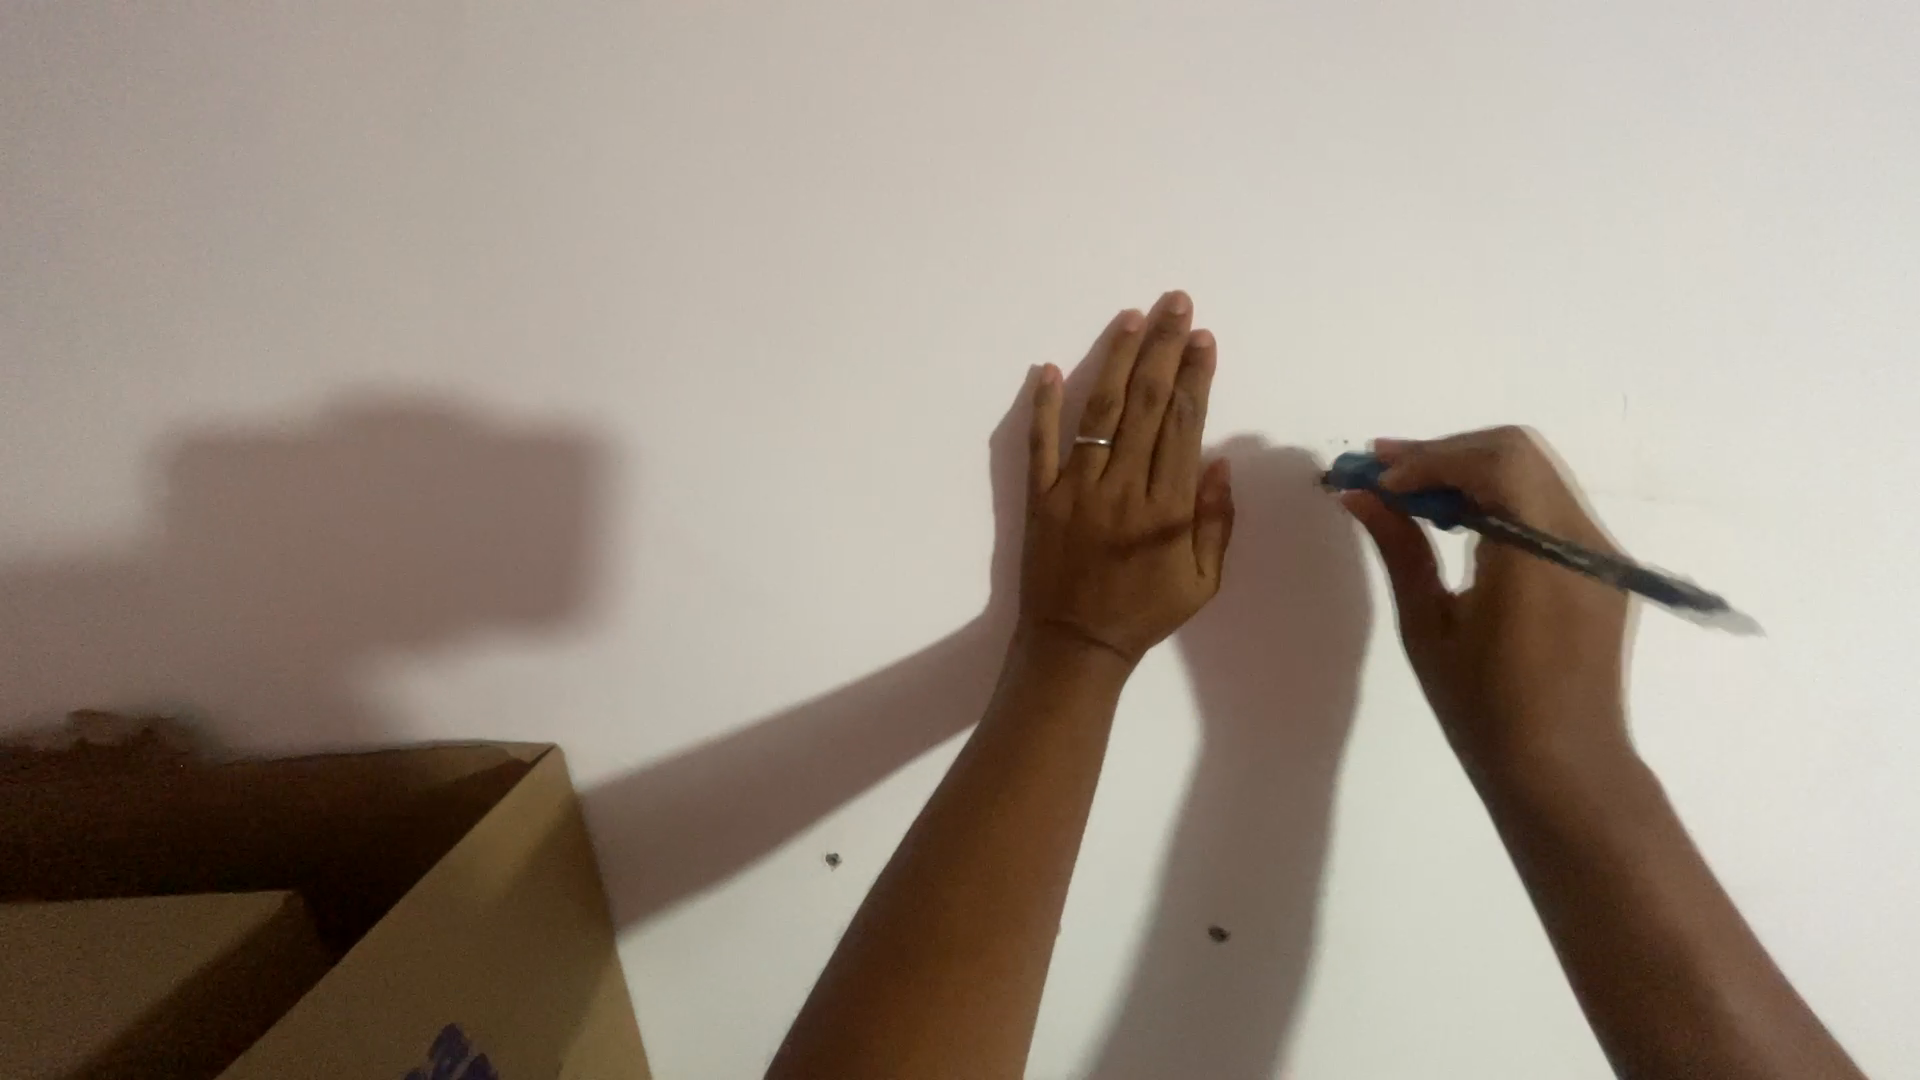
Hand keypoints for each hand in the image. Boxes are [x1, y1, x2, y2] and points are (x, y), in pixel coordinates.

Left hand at [1017, 291, 1233, 664]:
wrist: (1074, 644)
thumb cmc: (1143, 614)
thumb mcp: (1202, 582)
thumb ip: (1215, 520)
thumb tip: (1216, 458)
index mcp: (1166, 507)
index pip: (1182, 424)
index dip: (1194, 377)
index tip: (1203, 338)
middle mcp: (1121, 487)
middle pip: (1144, 404)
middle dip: (1163, 349)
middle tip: (1175, 304)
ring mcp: (1074, 489)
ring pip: (1097, 412)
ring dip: (1113, 361)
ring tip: (1130, 318)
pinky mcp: (1038, 498)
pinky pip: (1039, 444)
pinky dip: (1041, 406)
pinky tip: (1046, 368)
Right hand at [1340, 427, 1630, 772]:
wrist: (1561, 763)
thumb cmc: (1480, 705)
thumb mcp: (1427, 625)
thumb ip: (1400, 548)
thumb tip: (1359, 495)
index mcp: (1539, 561)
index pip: (1496, 466)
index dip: (1429, 458)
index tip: (1375, 478)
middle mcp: (1584, 543)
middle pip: (1517, 453)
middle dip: (1443, 453)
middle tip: (1380, 469)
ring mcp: (1600, 552)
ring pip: (1532, 472)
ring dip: (1465, 470)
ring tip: (1404, 491)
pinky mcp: (1599, 565)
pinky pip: (1543, 504)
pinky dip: (1492, 496)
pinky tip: (1450, 520)